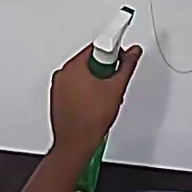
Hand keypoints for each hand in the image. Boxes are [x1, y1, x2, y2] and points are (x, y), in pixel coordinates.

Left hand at [49, 44, 141, 158]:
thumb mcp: (116, 88)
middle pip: (89, 61)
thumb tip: (133, 52)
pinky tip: (95, 104)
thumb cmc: (90, 120)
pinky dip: (85, 91)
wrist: (76, 144)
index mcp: (73, 67)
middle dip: (104, 69)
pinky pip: (74, 86)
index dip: (112, 53)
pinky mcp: (58, 98)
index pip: (96, 47)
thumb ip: (126, 65)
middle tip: (112, 84)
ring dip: (95, 80)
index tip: (120, 60)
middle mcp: (62, 75)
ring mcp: (58, 87)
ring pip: (82, 74)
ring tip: (104, 97)